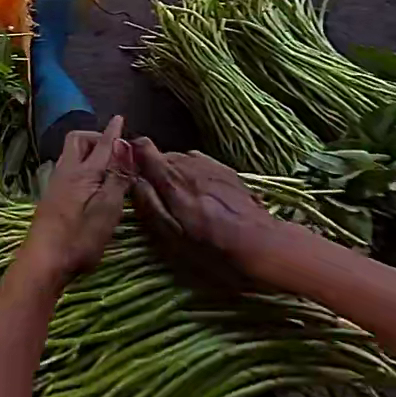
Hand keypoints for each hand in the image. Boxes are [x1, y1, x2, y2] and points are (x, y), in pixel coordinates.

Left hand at [18, 115, 131, 284]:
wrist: (43, 261)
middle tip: (115, 151)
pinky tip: (91, 185)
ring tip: (106, 166)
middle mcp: (67, 172)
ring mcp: (57, 185)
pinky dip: (83, 166)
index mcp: (83, 172)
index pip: (103, 145)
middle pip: (78, 141)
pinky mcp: (53, 198)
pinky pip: (69, 169)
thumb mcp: (108, 208)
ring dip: (88, 152)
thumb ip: (117, 176)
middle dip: (96, 138)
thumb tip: (124, 143)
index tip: (120, 118)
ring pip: (72, 155)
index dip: (114, 132)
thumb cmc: (79, 237)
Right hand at [129, 139, 289, 280]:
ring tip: (182, 199)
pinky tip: (201, 195)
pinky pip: (199, 164)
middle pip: (162, 155)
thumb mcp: (173, 237)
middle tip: (159, 196)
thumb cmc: (213, 249)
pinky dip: (193, 174)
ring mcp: (209, 165)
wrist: (264, 246)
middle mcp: (189, 164)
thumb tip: (133, 180)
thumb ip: (150, 205)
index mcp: (172, 180)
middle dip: (155, 170)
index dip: (133, 153)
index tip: (131, 168)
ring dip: (175, 173)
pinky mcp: (226, 170)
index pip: (144, 147)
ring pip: (181, 159)